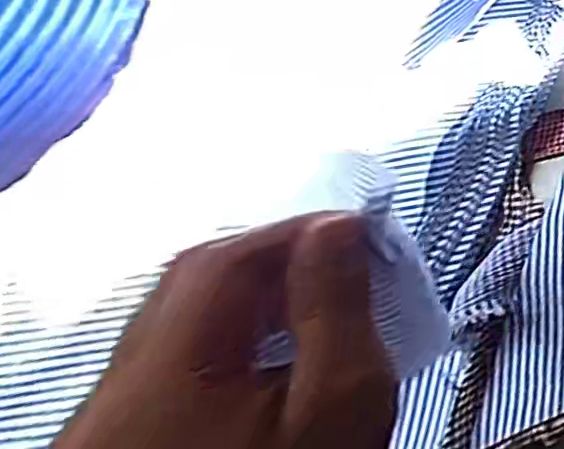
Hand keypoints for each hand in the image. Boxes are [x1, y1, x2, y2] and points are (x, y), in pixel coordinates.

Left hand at [57, 213, 396, 448]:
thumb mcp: (341, 393)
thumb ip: (337, 304)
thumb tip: (337, 226)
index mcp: (161, 382)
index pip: (225, 263)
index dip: (298, 229)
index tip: (364, 229)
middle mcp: (111, 397)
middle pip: (190, 285)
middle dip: (277, 252)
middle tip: (346, 253)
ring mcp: (108, 422)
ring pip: (181, 316)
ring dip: (258, 286)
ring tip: (324, 288)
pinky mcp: (123, 438)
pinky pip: (178, 351)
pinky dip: (238, 324)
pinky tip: (282, 337)